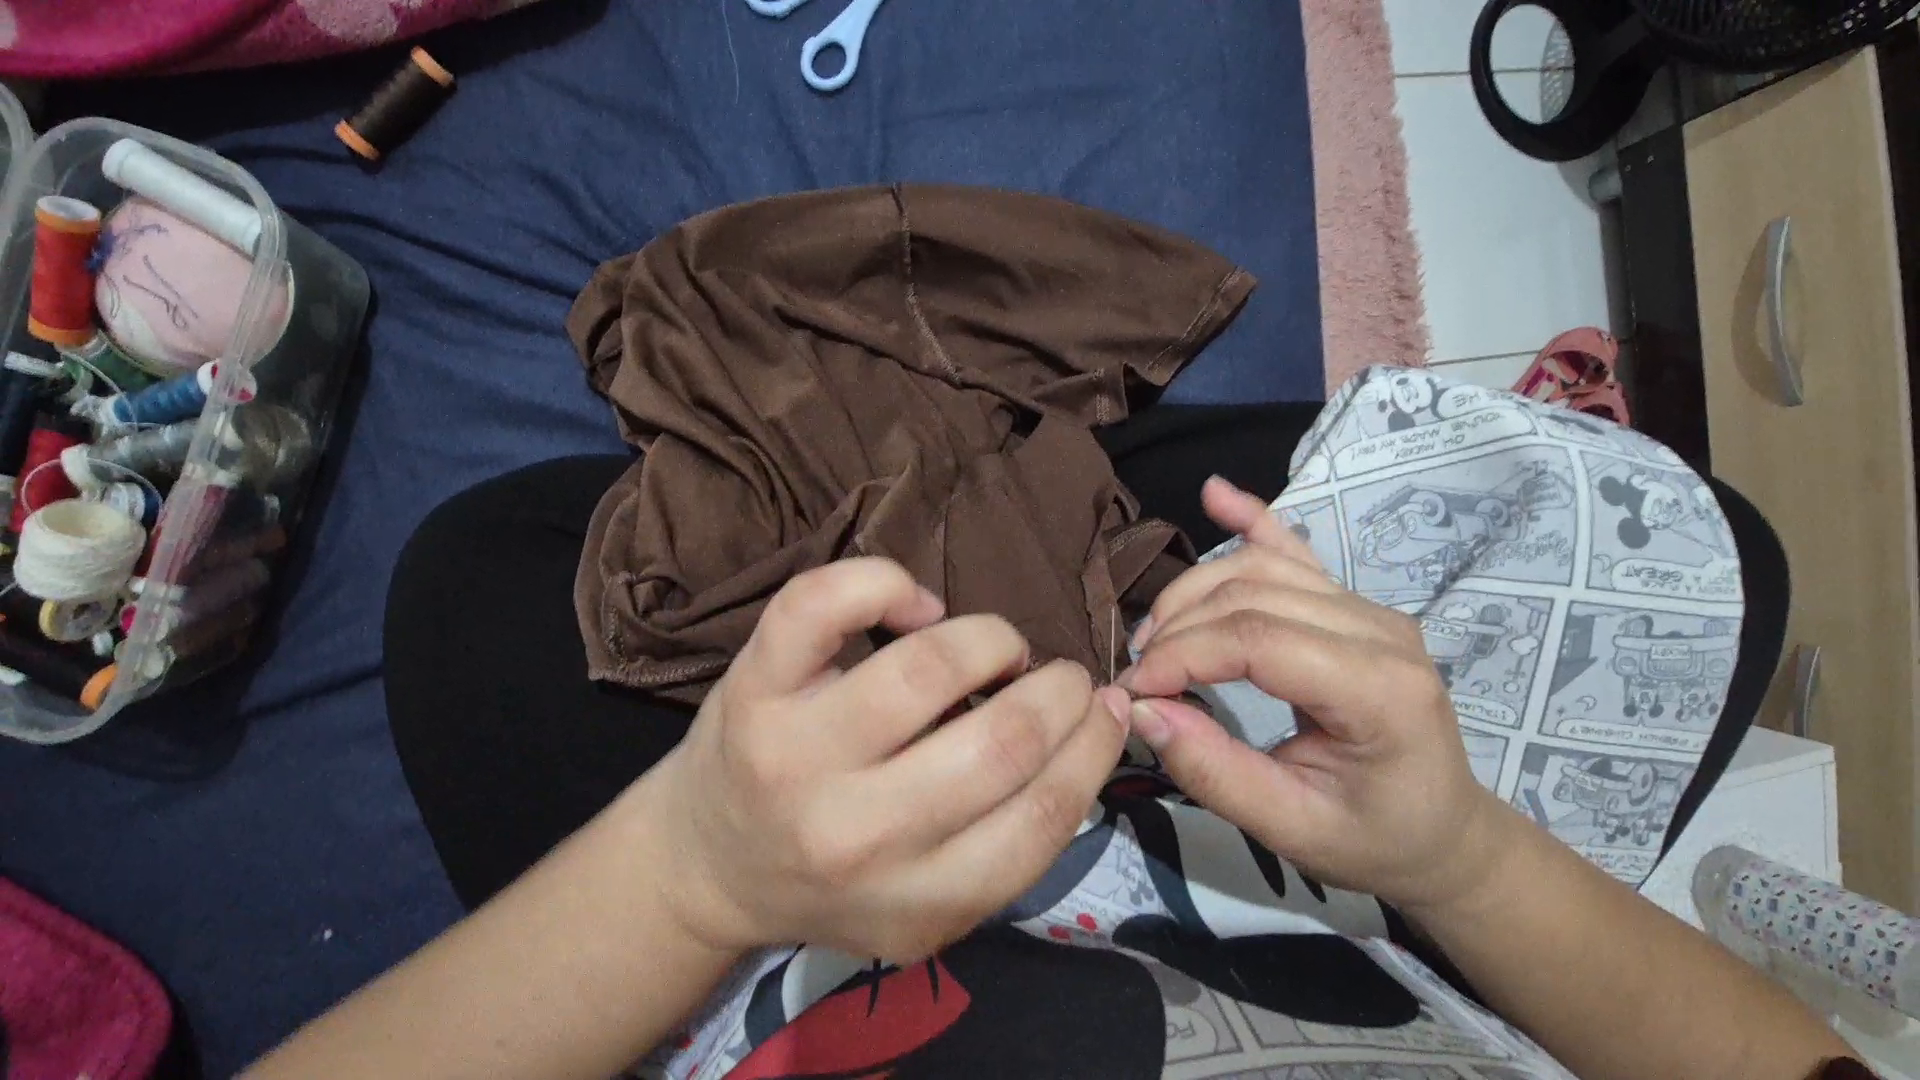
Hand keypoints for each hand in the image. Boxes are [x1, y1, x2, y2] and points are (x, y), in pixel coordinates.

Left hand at [634, 558, 1131, 963]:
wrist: (705, 864)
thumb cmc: (831, 880)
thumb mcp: (924, 905)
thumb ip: (1004, 841)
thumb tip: (1089, 724)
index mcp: (915, 902)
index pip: (1041, 819)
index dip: (1093, 749)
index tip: (1105, 710)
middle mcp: (855, 835)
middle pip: (998, 741)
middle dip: (1057, 691)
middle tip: (1058, 677)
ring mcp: (795, 754)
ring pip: (927, 666)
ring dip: (991, 639)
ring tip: (997, 648)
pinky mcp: (753, 688)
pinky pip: (821, 604)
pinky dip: (884, 583)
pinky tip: (914, 606)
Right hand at [1121, 477, 1509, 913]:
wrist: (1444, 831)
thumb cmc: (1375, 838)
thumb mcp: (1292, 830)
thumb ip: (1215, 772)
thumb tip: (1141, 712)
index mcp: (1378, 688)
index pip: (1257, 639)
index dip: (1182, 654)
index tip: (1134, 689)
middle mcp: (1380, 628)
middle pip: (1251, 594)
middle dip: (1177, 629)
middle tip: (1138, 676)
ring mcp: (1369, 608)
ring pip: (1260, 568)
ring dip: (1192, 592)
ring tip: (1153, 639)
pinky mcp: (1352, 604)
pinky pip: (1294, 550)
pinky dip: (1251, 519)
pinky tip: (1215, 494)